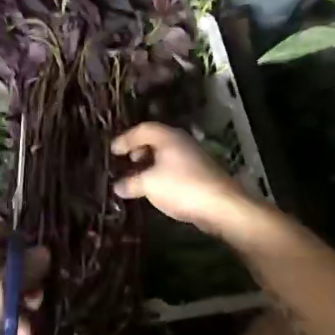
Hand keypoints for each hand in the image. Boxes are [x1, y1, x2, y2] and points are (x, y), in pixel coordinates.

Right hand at [111, 123, 259, 237]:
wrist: (221, 205)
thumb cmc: (181, 187)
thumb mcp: (149, 184)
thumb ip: (130, 183)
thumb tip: (117, 186)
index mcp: (168, 137)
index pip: (143, 130)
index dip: (126, 139)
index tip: (113, 151)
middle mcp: (182, 142)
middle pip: (156, 139)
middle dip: (139, 149)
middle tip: (127, 160)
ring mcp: (194, 157)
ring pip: (167, 154)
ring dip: (151, 162)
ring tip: (140, 176)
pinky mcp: (201, 172)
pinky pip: (175, 166)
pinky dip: (162, 172)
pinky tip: (157, 187)